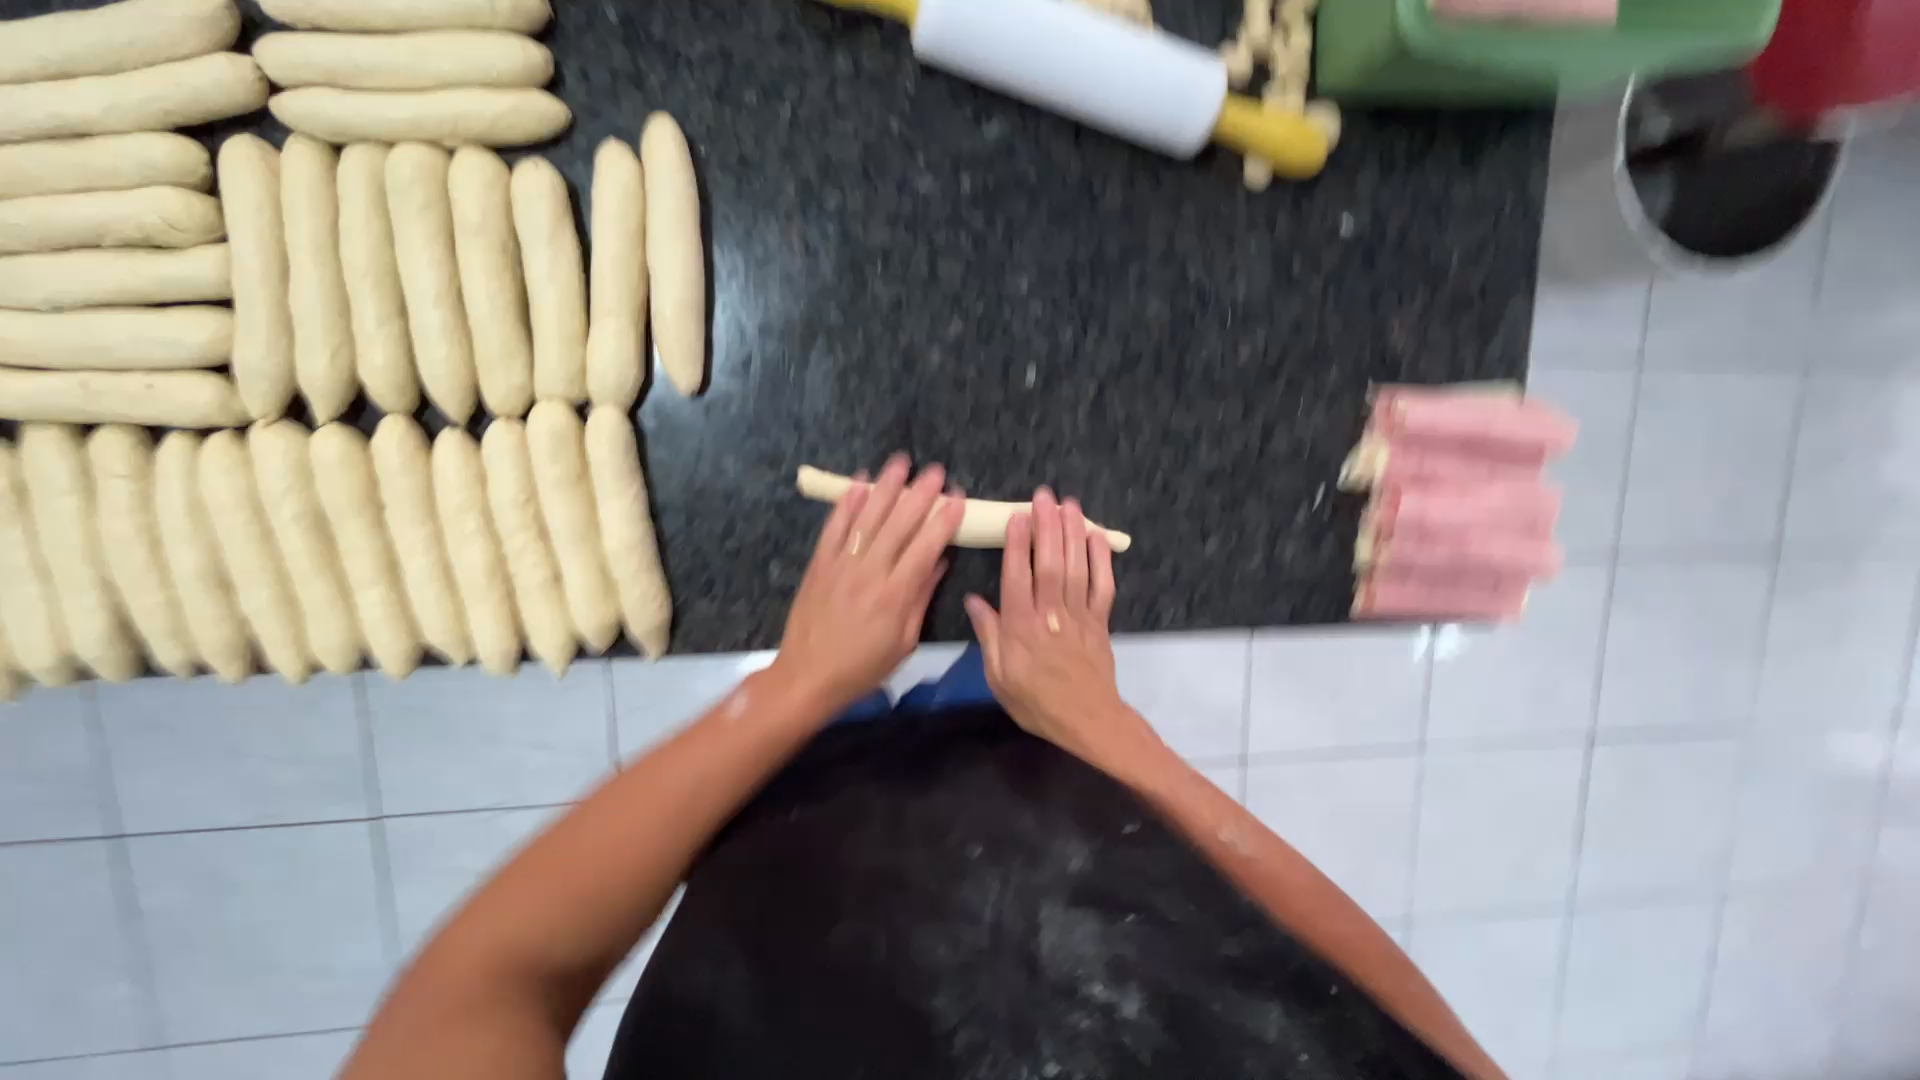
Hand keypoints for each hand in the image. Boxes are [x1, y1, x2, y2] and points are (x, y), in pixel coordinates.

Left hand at [772, 454, 964, 713]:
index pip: (925, 548)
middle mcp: (869, 572)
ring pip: (867, 518)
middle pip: (899, 525)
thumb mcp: (904, 642)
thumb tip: (939, 562)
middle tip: (936, 471)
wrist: (807, 676)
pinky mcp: (819, 564)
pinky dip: (846, 504)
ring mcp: (841, 565)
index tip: (958, 498)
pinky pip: (834, 528)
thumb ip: (921, 598)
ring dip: (885, 488)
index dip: (943, 521)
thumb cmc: (863, 667)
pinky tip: (858, 483)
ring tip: (900, 463)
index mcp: (895, 595)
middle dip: (920, 495)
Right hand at [964, 489, 1164, 777]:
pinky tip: (1097, 536)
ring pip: (1076, 567)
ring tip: (1068, 504)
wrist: (1086, 721)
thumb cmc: (1035, 702)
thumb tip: (974, 600)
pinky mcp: (1101, 621)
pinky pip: (1103, 585)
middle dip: (1047, 526)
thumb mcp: (998, 676)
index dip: (1017, 543)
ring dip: (1072, 533)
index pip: (1017, 576)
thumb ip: (988, 635)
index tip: (1017, 516)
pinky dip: (1102, 559)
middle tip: (1044, 496)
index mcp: (1021, 627)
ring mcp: (1080, 615)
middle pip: (1050, 562)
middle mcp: (1051, 614)